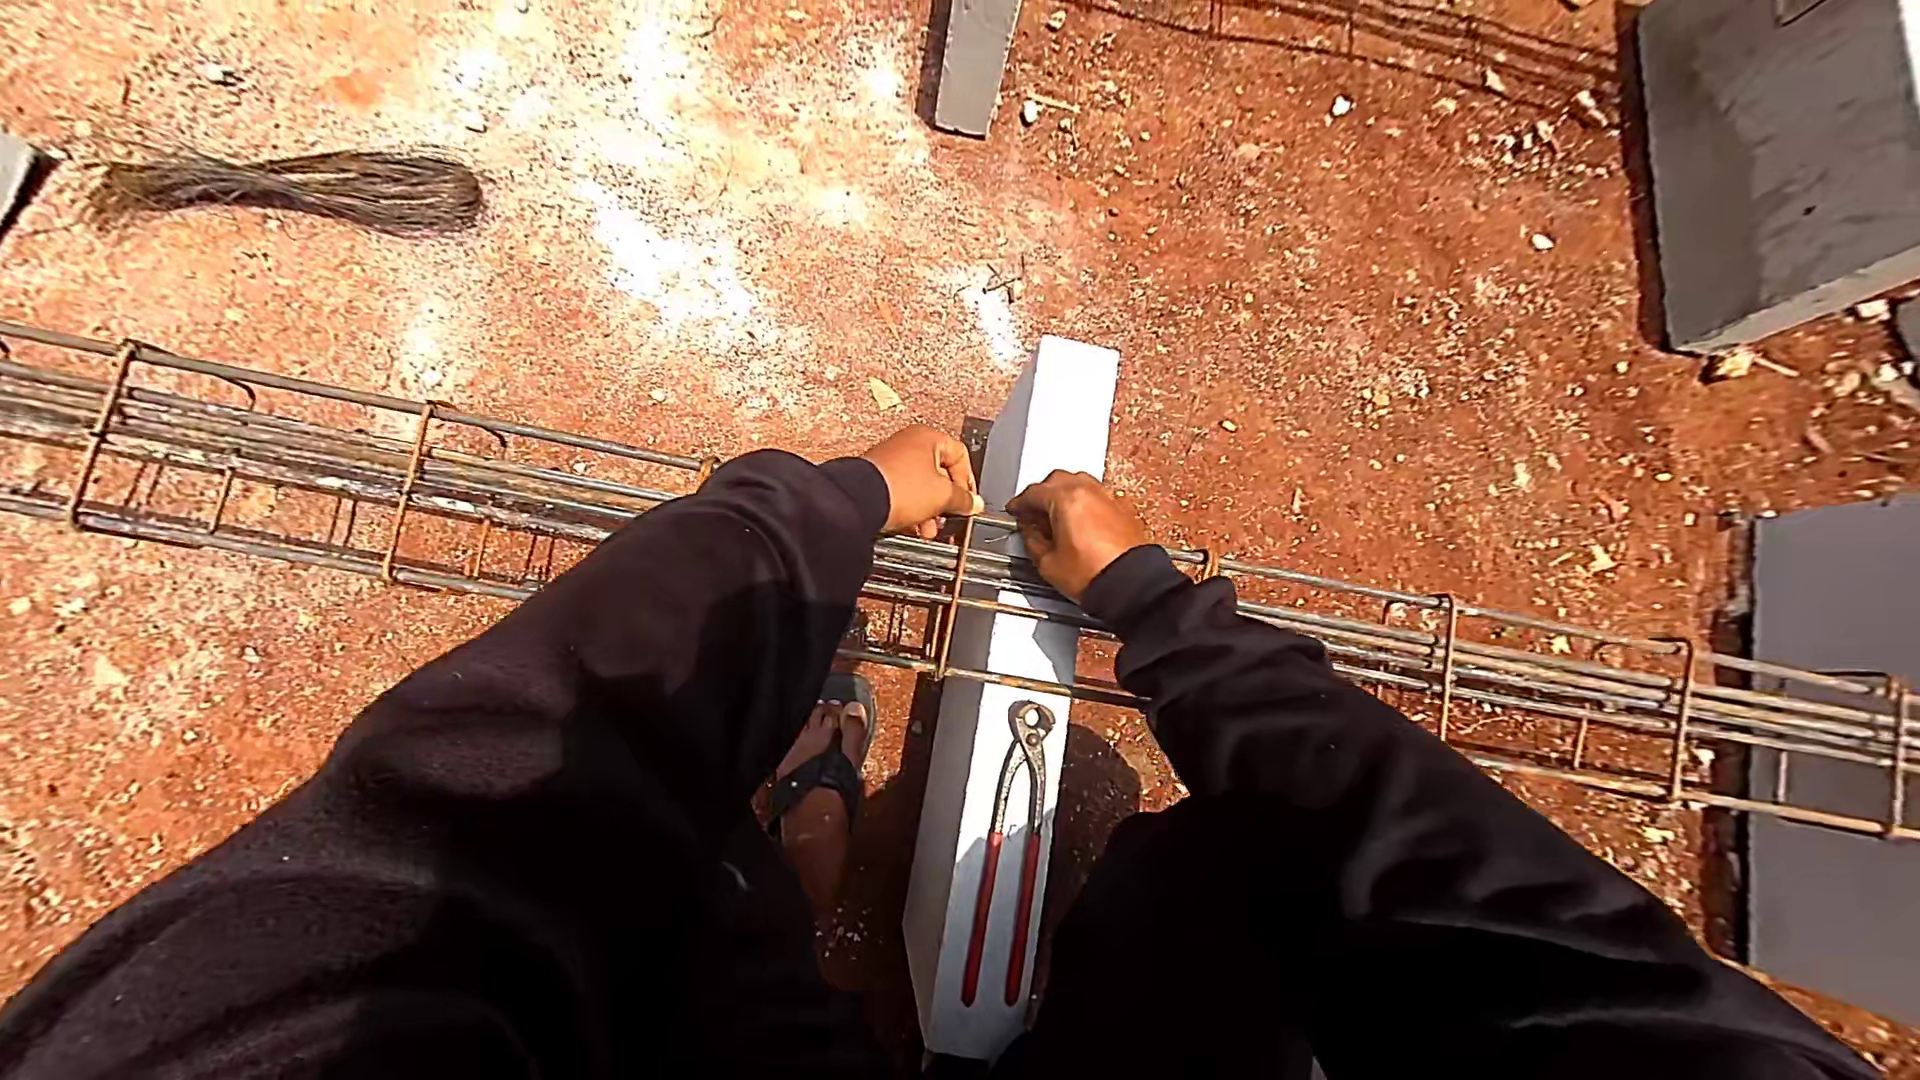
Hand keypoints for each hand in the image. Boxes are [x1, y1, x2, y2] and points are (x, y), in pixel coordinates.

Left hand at [860, 425, 983, 537]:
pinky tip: (914, 526)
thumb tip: (974, 503)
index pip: (960, 456)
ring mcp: (891, 460)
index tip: (968, 500)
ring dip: (930, 509)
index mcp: (928, 437)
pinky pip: (903, 492)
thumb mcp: (943, 496)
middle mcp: (909, 444)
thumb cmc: (900, 487)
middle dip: (946, 500)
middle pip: (939, 473)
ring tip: (929, 528)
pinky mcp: (878, 478)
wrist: (860, 501)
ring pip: (921, 486)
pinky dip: (912, 508)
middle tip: (950, 516)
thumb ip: (963, 499)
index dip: (967, 481)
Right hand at [1006, 470, 1149, 600]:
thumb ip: (1032, 541)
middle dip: (1041, 494)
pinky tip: (1078, 519)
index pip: (1033, 493)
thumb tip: (1030, 532)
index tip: (1015, 510)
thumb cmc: (1096, 575)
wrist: (1132, 586)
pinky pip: (1098, 495)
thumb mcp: (1048, 563)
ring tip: (1054, 515)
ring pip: (1079, 483)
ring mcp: (1108, 498)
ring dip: (1063, 493)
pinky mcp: (1122, 509)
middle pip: (1056, 480)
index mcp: (1066, 499)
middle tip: (1032, 512)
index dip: (1019, 503)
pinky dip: (1084, 501)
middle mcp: (1088, 492)